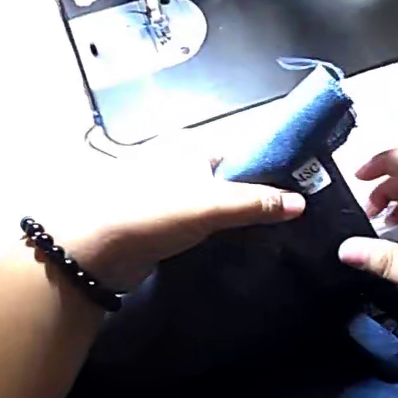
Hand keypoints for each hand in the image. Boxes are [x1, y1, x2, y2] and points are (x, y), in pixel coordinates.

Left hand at [45, 145, 305, 289]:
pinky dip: (216, 232)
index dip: (269, 172)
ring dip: (234, 219)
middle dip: (254, 199)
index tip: (295, 195)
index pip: (243, 153)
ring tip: (266, 236)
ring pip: (214, 203)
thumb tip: (301, 203)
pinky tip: (232, 247)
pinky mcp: (160, 221)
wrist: (95, 251)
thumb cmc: (152, 214)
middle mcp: (179, 163)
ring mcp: (167, 193)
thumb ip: (256, 203)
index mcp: (190, 146)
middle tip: (284, 221)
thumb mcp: (211, 205)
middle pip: (230, 179)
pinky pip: (199, 222)